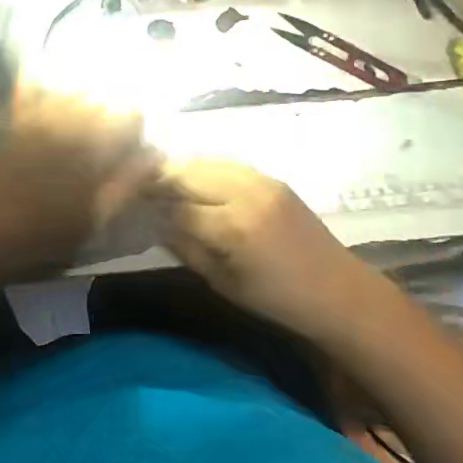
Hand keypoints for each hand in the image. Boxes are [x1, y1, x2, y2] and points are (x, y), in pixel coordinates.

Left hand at [0, 83, 157, 285]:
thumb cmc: (48, 231)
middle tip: (121, 120)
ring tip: (97, 93)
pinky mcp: (16, 123)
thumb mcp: (97, 217)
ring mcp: (40, 120)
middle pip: (103, 98)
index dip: (139, 126)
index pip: (130, 117)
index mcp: (94, 147)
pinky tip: (44, 66)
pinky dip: (36, 76)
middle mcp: (70, 124)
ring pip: (71, 89)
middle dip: (116, 104)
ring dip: (87, 88)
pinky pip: (27, 89)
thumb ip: (129, 183)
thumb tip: (157, 154)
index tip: (139, 141)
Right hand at [157, 160, 388, 333]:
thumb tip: (151, 222)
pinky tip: (195, 185)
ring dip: (180, 171)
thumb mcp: (221, 282)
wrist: (337, 290)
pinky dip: (205, 171)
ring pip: (206, 162)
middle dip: (158, 180)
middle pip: (187, 173)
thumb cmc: (276, 300)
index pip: (174, 207)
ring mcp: (262, 181)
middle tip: (137, 192)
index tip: (125, 209)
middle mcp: (245, 194)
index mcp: (232, 228)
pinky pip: (228, 165)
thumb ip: (184, 247)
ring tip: (161, 185)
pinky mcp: (273, 179)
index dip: (146, 207)